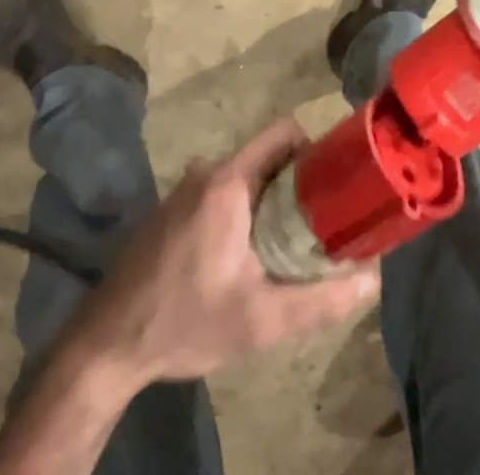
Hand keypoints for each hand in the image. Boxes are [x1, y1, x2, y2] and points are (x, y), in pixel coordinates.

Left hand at [73, 119, 380, 384]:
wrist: (105, 346)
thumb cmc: (184, 323)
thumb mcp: (262, 320)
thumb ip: (322, 298)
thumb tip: (374, 279)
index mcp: (228, 182)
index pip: (285, 134)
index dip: (320, 151)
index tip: (343, 186)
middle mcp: (205, 174)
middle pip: (270, 158)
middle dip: (304, 185)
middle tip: (329, 225)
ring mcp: (183, 192)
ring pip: (248, 180)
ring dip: (275, 204)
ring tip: (298, 246)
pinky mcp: (171, 213)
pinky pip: (224, 196)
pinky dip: (248, 214)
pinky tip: (253, 259)